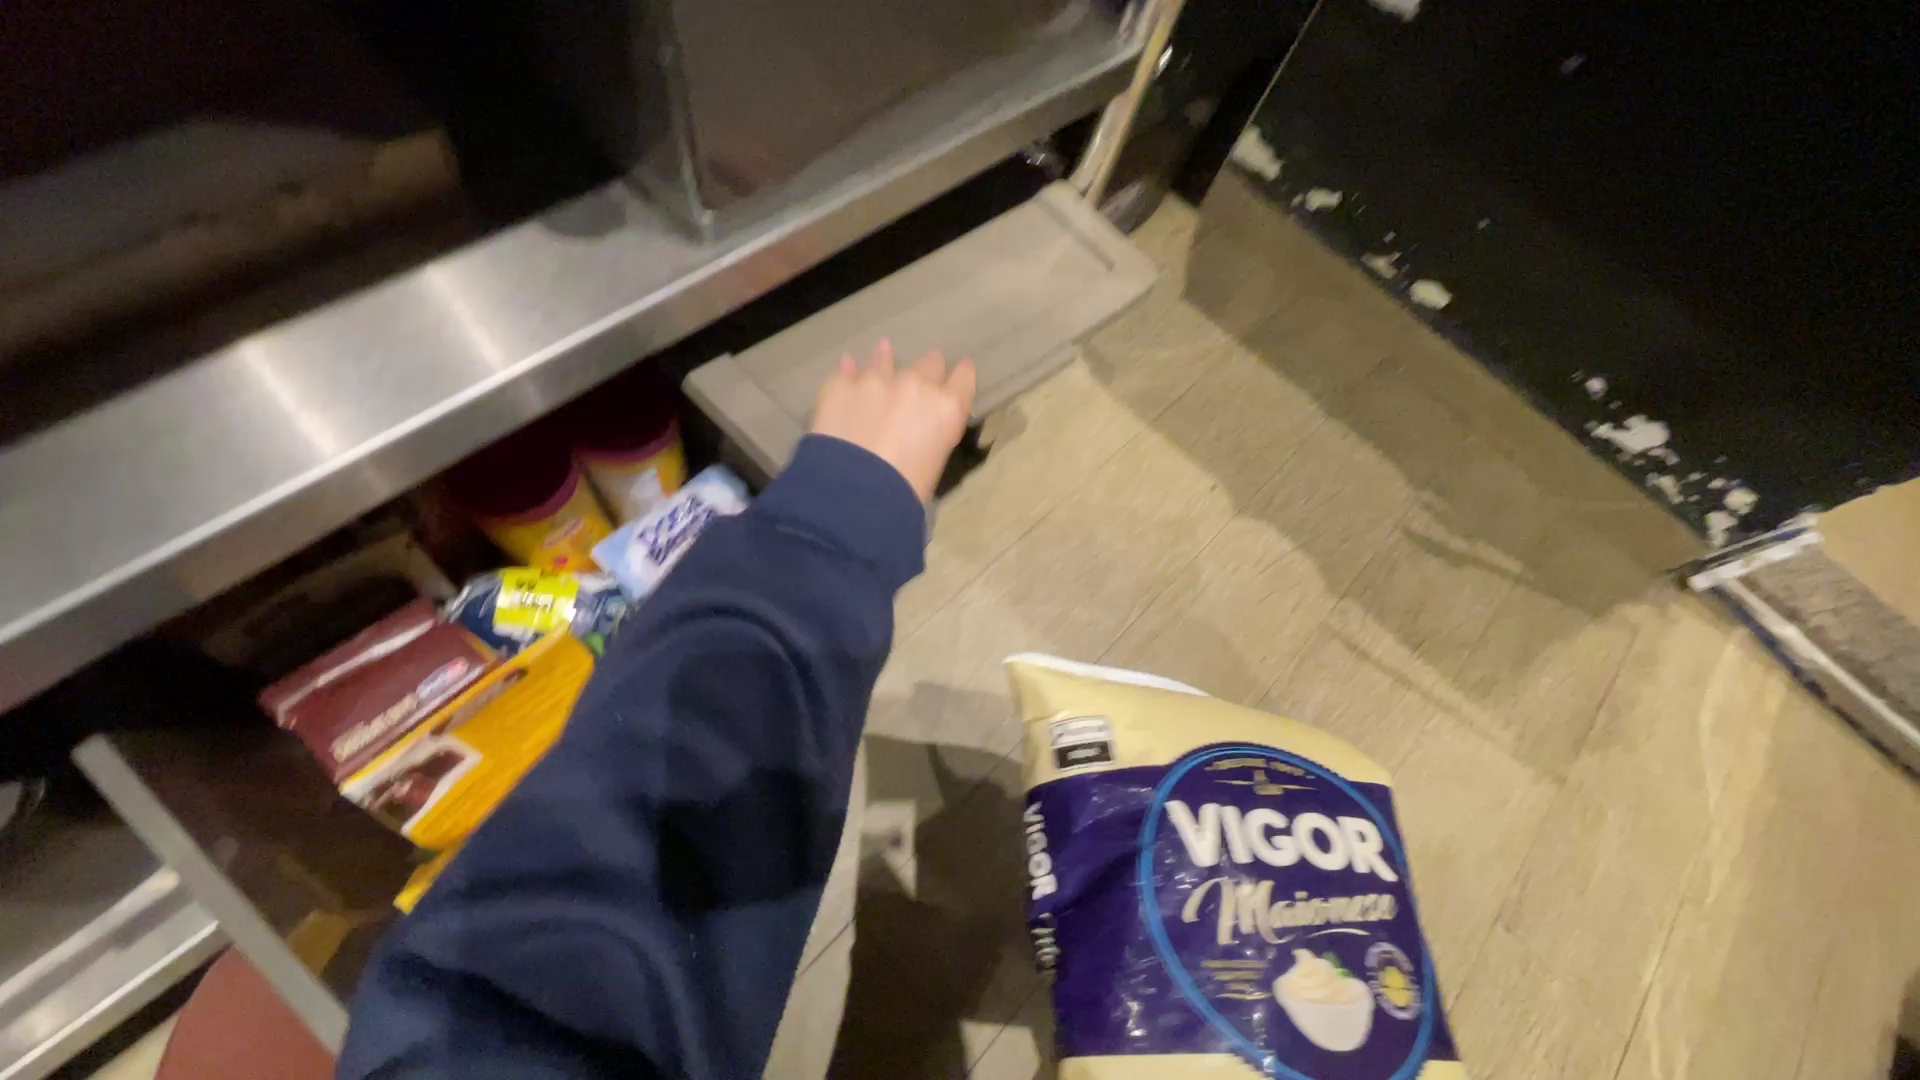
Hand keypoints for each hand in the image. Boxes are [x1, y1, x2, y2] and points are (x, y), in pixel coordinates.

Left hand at [811, 339, 975, 500]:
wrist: (855, 489)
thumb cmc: (905, 491)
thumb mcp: (934, 464)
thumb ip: (934, 436)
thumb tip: (923, 429)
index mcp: (946, 408)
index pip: (963, 379)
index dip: (961, 374)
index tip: (960, 371)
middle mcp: (916, 385)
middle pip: (929, 365)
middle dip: (928, 368)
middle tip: (926, 369)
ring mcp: (877, 380)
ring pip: (884, 359)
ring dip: (885, 358)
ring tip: (884, 349)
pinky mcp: (842, 385)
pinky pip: (847, 370)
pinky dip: (849, 370)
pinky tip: (847, 365)